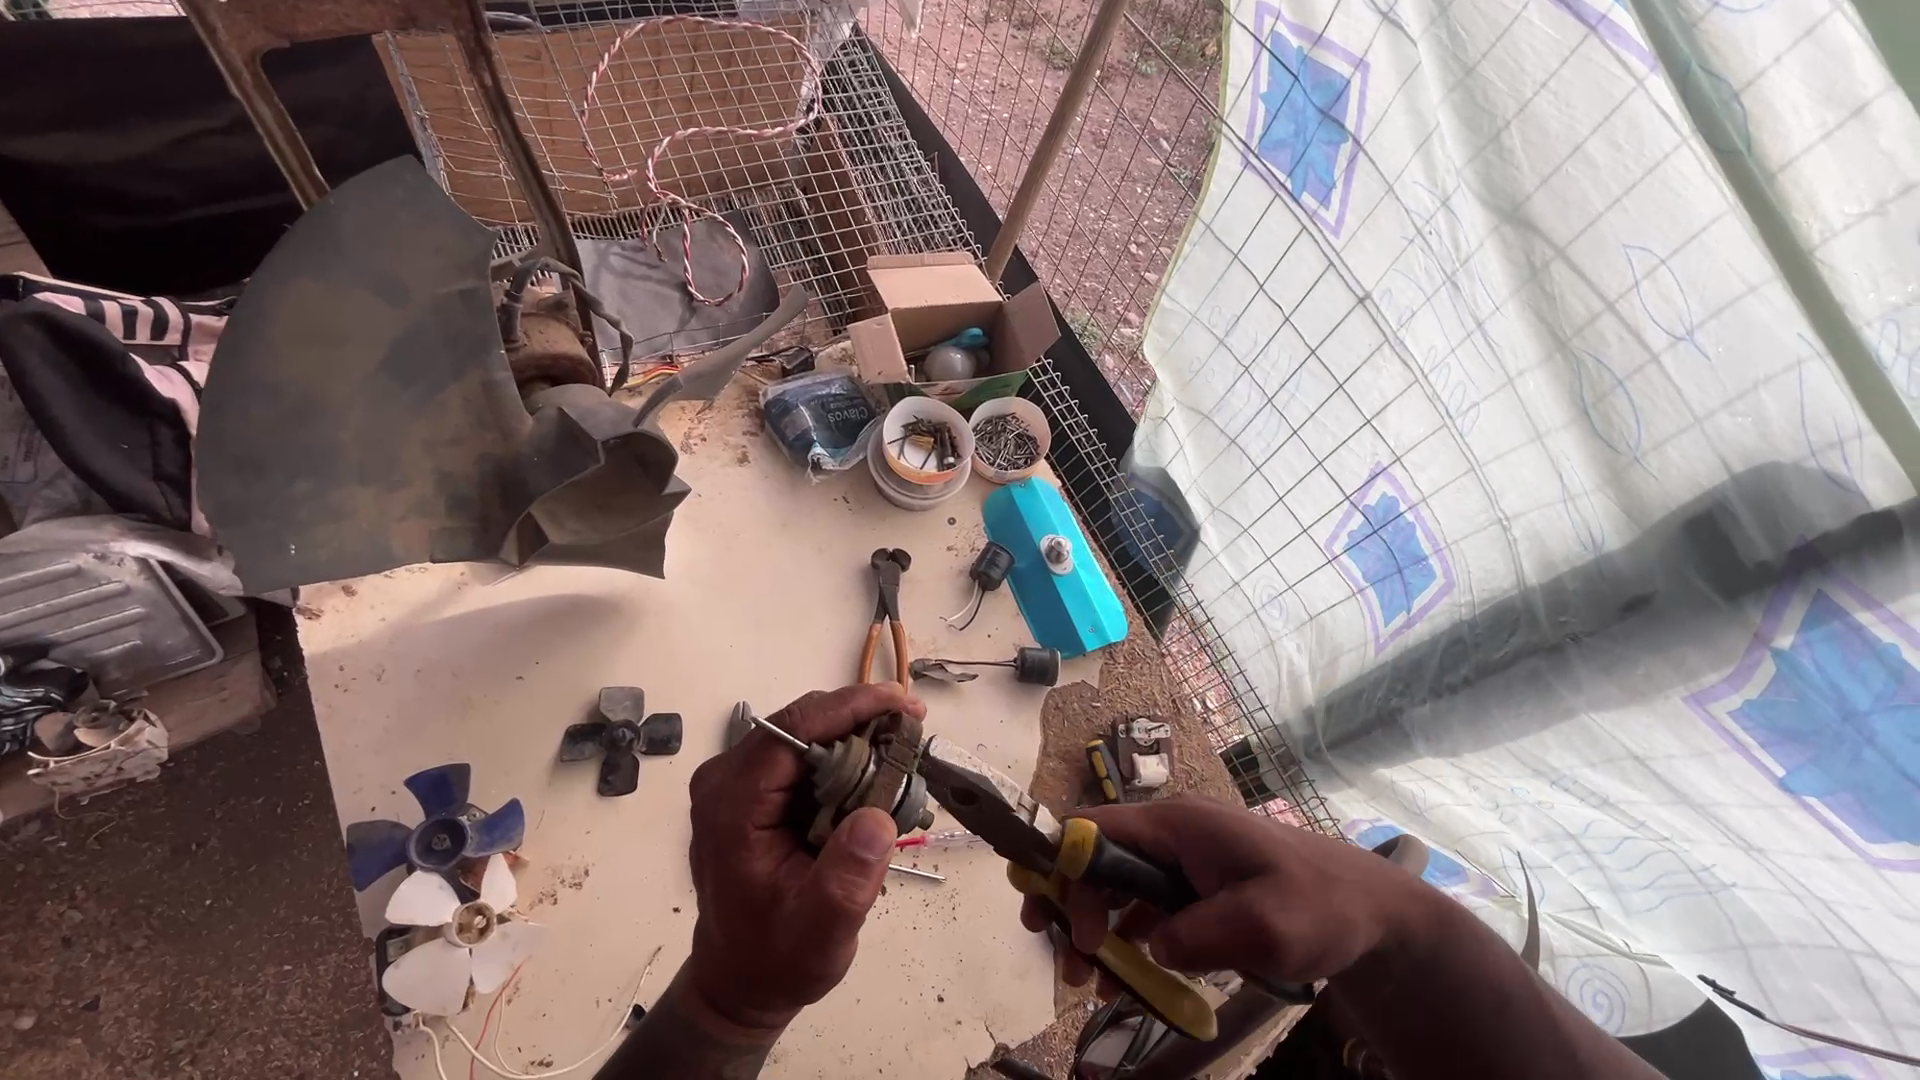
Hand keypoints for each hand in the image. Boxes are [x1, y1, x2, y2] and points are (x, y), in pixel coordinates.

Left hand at [682, 683, 923, 1033]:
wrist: (741, 980)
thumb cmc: (777, 958)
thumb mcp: (820, 931)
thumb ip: (846, 878)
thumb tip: (878, 818)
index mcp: (732, 805)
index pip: (792, 732)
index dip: (849, 708)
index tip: (902, 702)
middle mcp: (726, 779)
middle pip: (799, 722)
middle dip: (860, 715)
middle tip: (914, 722)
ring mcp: (737, 780)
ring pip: (804, 729)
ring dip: (855, 730)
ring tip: (903, 740)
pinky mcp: (753, 787)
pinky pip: (803, 749)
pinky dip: (844, 749)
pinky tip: (877, 761)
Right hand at [1020, 795, 1433, 992]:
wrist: (1369, 910)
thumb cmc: (1320, 906)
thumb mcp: (1267, 926)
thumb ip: (1201, 933)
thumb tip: (1152, 945)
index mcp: (1178, 824)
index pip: (1096, 828)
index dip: (1067, 868)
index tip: (1066, 926)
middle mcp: (1170, 833)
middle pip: (1096, 857)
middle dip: (1072, 906)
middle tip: (1069, 962)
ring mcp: (1180, 858)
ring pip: (1114, 887)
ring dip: (1095, 930)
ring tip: (1090, 982)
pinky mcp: (1191, 885)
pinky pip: (1142, 908)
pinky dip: (1125, 939)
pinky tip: (1125, 977)